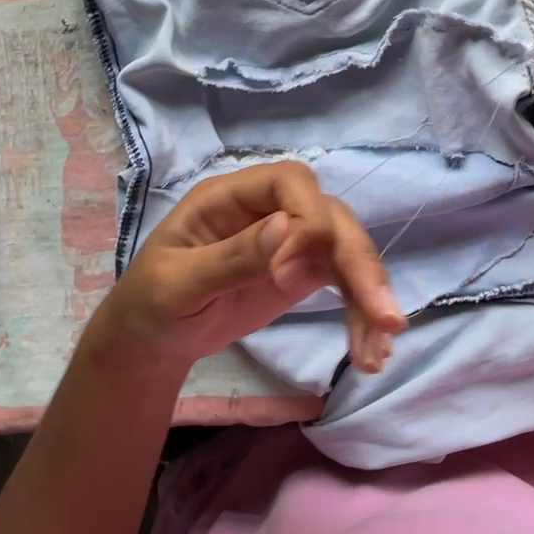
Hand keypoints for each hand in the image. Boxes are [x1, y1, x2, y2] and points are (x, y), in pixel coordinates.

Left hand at [92, 160, 405, 373]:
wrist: (154, 340)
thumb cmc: (151, 302)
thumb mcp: (178, 284)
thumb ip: (232, 257)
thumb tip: (288, 228)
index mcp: (230, 196)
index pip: (289, 182)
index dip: (307, 218)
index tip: (293, 275)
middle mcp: (267, 209)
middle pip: (329, 216)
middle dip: (358, 263)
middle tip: (382, 318)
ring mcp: (289, 241)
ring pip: (345, 249)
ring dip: (369, 294)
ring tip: (380, 350)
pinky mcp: (302, 273)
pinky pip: (343, 282)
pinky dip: (361, 313)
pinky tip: (371, 351)